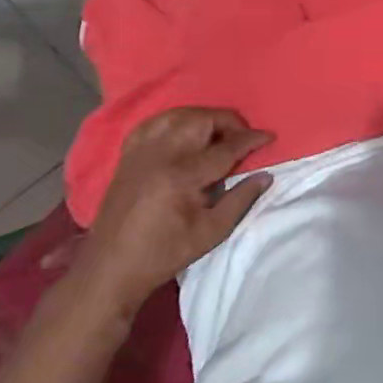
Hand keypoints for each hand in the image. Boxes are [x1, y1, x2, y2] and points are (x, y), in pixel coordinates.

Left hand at [81, 107, 273, 301]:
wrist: (112, 267)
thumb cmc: (165, 253)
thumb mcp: (211, 233)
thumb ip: (240, 199)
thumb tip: (265, 176)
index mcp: (182, 176)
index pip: (225, 148)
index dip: (251, 140)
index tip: (270, 137)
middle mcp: (159, 155)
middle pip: (200, 120)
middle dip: (228, 122)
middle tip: (244, 138)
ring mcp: (140, 152)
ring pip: (177, 115)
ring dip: (203, 118)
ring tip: (218, 134)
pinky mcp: (127, 155)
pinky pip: (153, 123)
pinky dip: (175, 121)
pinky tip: (185, 133)